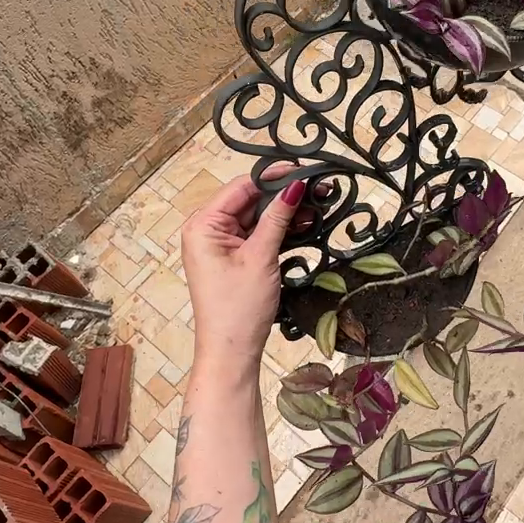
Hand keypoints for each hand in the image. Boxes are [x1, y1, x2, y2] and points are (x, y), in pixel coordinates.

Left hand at [179, 168, 304, 384]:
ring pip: (259, 216)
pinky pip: (260, 233)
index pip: (242, 186)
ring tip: (320, 204)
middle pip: (251, 199)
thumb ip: (278, 217)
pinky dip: (281, 229)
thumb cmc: (239, 308)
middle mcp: (208, 228)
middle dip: (285, 194)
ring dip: (287, 212)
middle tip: (320, 187)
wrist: (232, 353)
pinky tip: (307, 223)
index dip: (275, 176)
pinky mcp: (235, 256)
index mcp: (203, 224)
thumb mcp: (261, 257)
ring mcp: (222, 243)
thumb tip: (296, 184)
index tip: (306, 169)